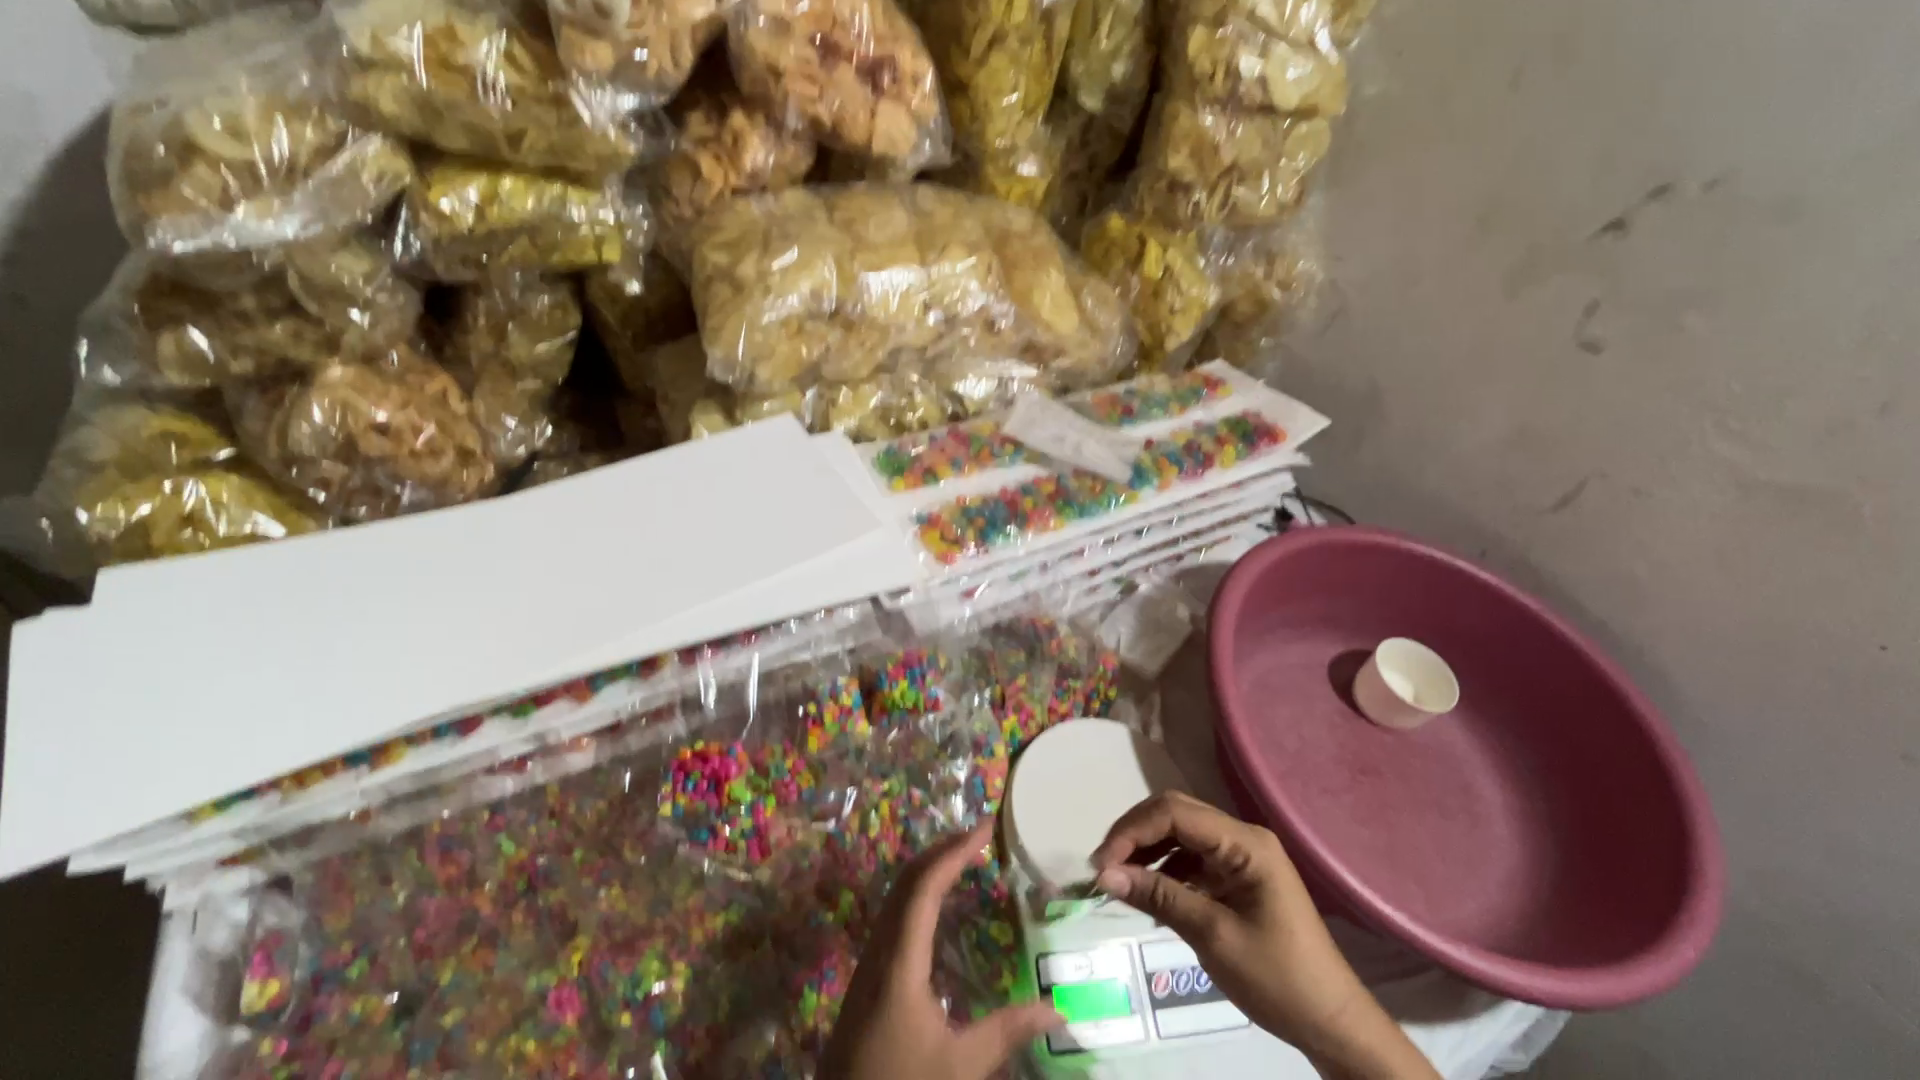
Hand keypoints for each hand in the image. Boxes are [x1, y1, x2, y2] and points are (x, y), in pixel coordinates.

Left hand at [821, 824, 1061, 1079]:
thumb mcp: (959, 1068)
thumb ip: (1007, 1032)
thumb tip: (1058, 1008)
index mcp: (899, 963)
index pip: (924, 889)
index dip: (954, 852)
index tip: (984, 828)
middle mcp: (879, 953)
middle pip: (905, 884)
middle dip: (941, 851)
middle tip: (979, 835)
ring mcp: (868, 966)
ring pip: (894, 899)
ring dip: (928, 872)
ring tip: (963, 859)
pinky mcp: (867, 982)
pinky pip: (892, 919)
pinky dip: (917, 897)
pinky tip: (937, 910)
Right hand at [1091, 792, 1438, 1079]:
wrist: (1329, 1020)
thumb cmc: (1276, 977)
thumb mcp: (1212, 936)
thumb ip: (1159, 897)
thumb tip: (1104, 875)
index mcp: (1246, 843)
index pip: (1174, 812)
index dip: (1131, 832)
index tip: (1100, 866)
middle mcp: (1244, 839)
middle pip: (1176, 815)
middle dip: (1134, 836)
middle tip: (1102, 870)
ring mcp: (1242, 858)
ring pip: (1180, 836)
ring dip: (1146, 851)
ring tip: (1117, 882)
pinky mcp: (1238, 879)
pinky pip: (1191, 859)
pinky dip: (1164, 870)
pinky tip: (1147, 893)